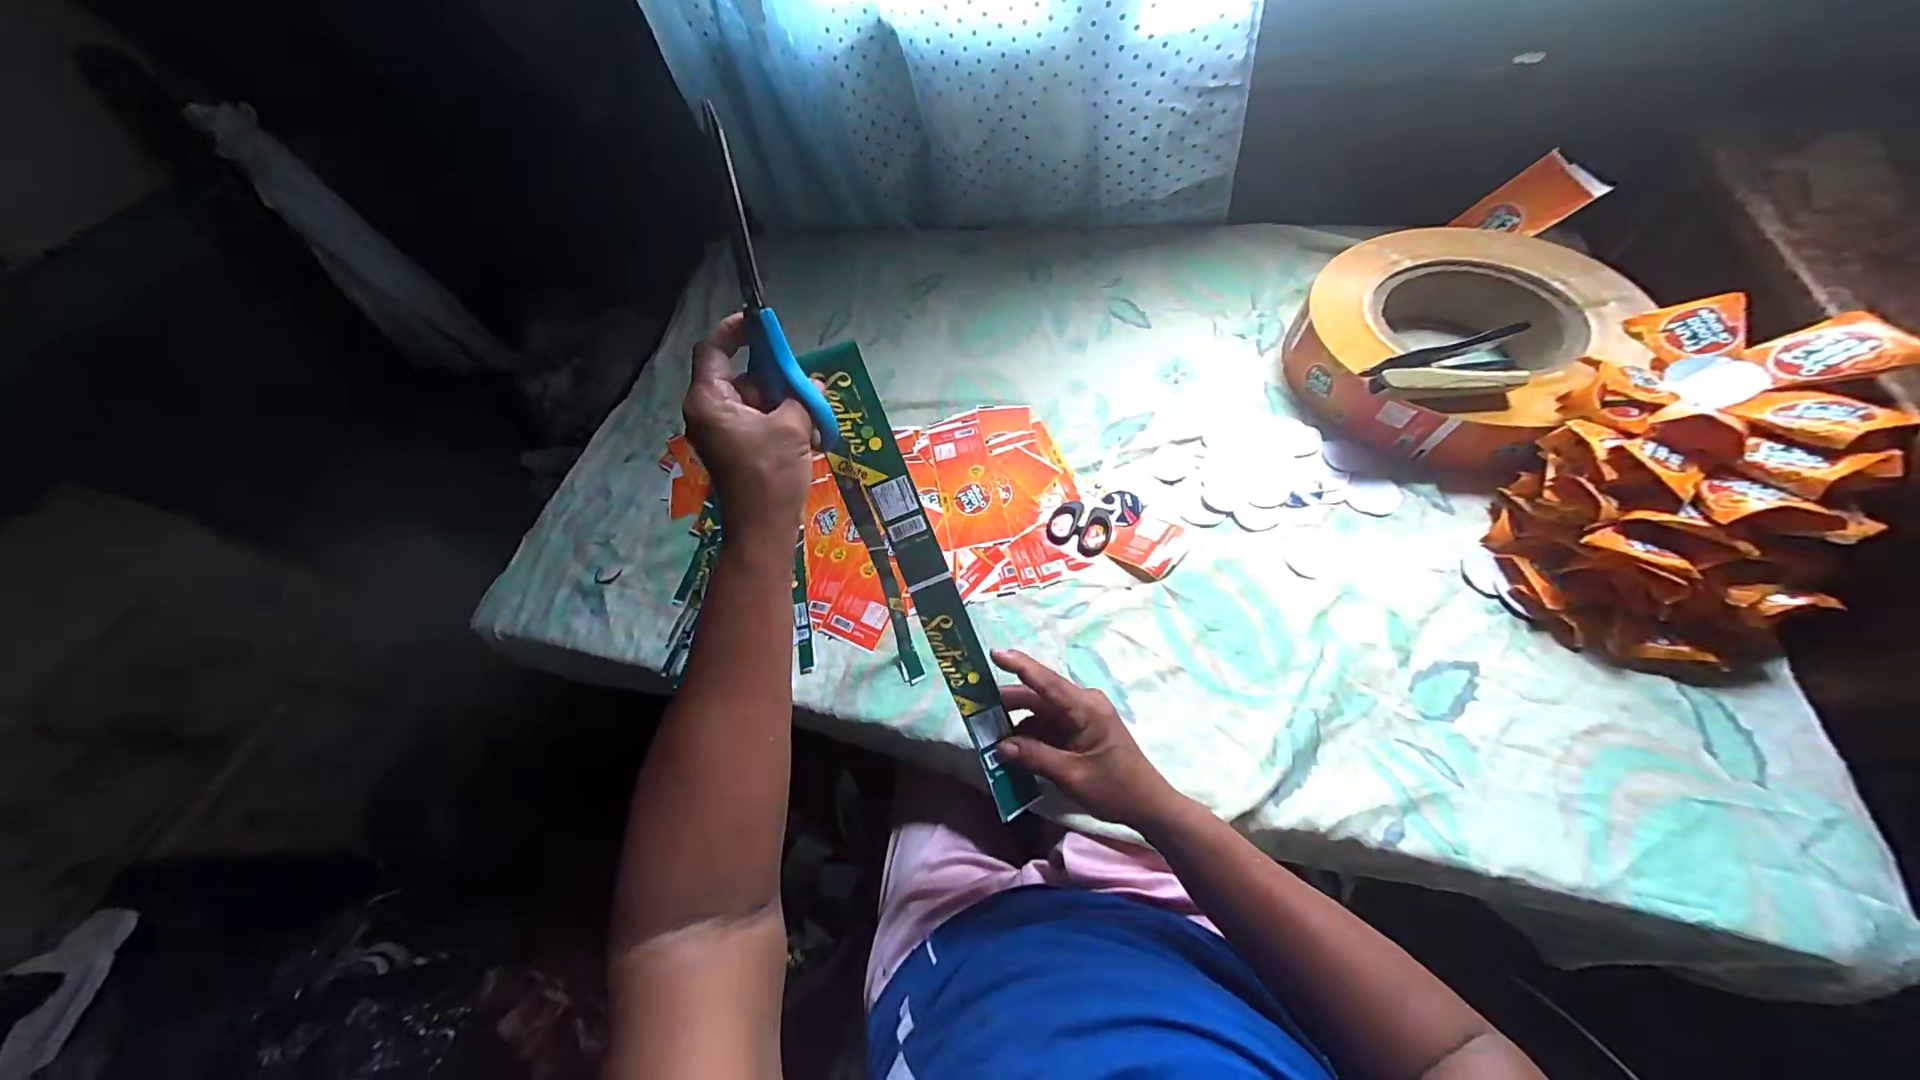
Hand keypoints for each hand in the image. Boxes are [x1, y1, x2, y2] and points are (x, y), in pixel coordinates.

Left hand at [683, 313, 815, 546]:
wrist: (763, 528)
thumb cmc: (771, 474)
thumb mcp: (792, 426)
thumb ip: (801, 395)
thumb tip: (813, 381)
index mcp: (710, 401)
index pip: (714, 350)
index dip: (736, 331)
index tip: (761, 323)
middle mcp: (709, 412)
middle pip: (740, 377)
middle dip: (774, 376)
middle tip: (804, 381)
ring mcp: (722, 432)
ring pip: (754, 401)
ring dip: (784, 402)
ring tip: (812, 415)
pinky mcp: (736, 448)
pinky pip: (758, 421)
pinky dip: (780, 421)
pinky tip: (806, 433)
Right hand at [991, 649, 1185, 829]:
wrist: (1148, 805)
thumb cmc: (1114, 788)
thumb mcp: (1071, 775)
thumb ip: (1034, 756)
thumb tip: (1000, 745)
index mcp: (1086, 708)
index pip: (1047, 681)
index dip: (1019, 666)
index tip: (994, 653)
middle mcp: (1083, 704)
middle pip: (1039, 696)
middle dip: (1008, 702)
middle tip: (977, 708)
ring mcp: (1082, 716)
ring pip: (1041, 712)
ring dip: (1017, 723)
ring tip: (990, 735)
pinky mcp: (1080, 730)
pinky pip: (1048, 725)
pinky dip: (1030, 735)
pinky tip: (1013, 749)